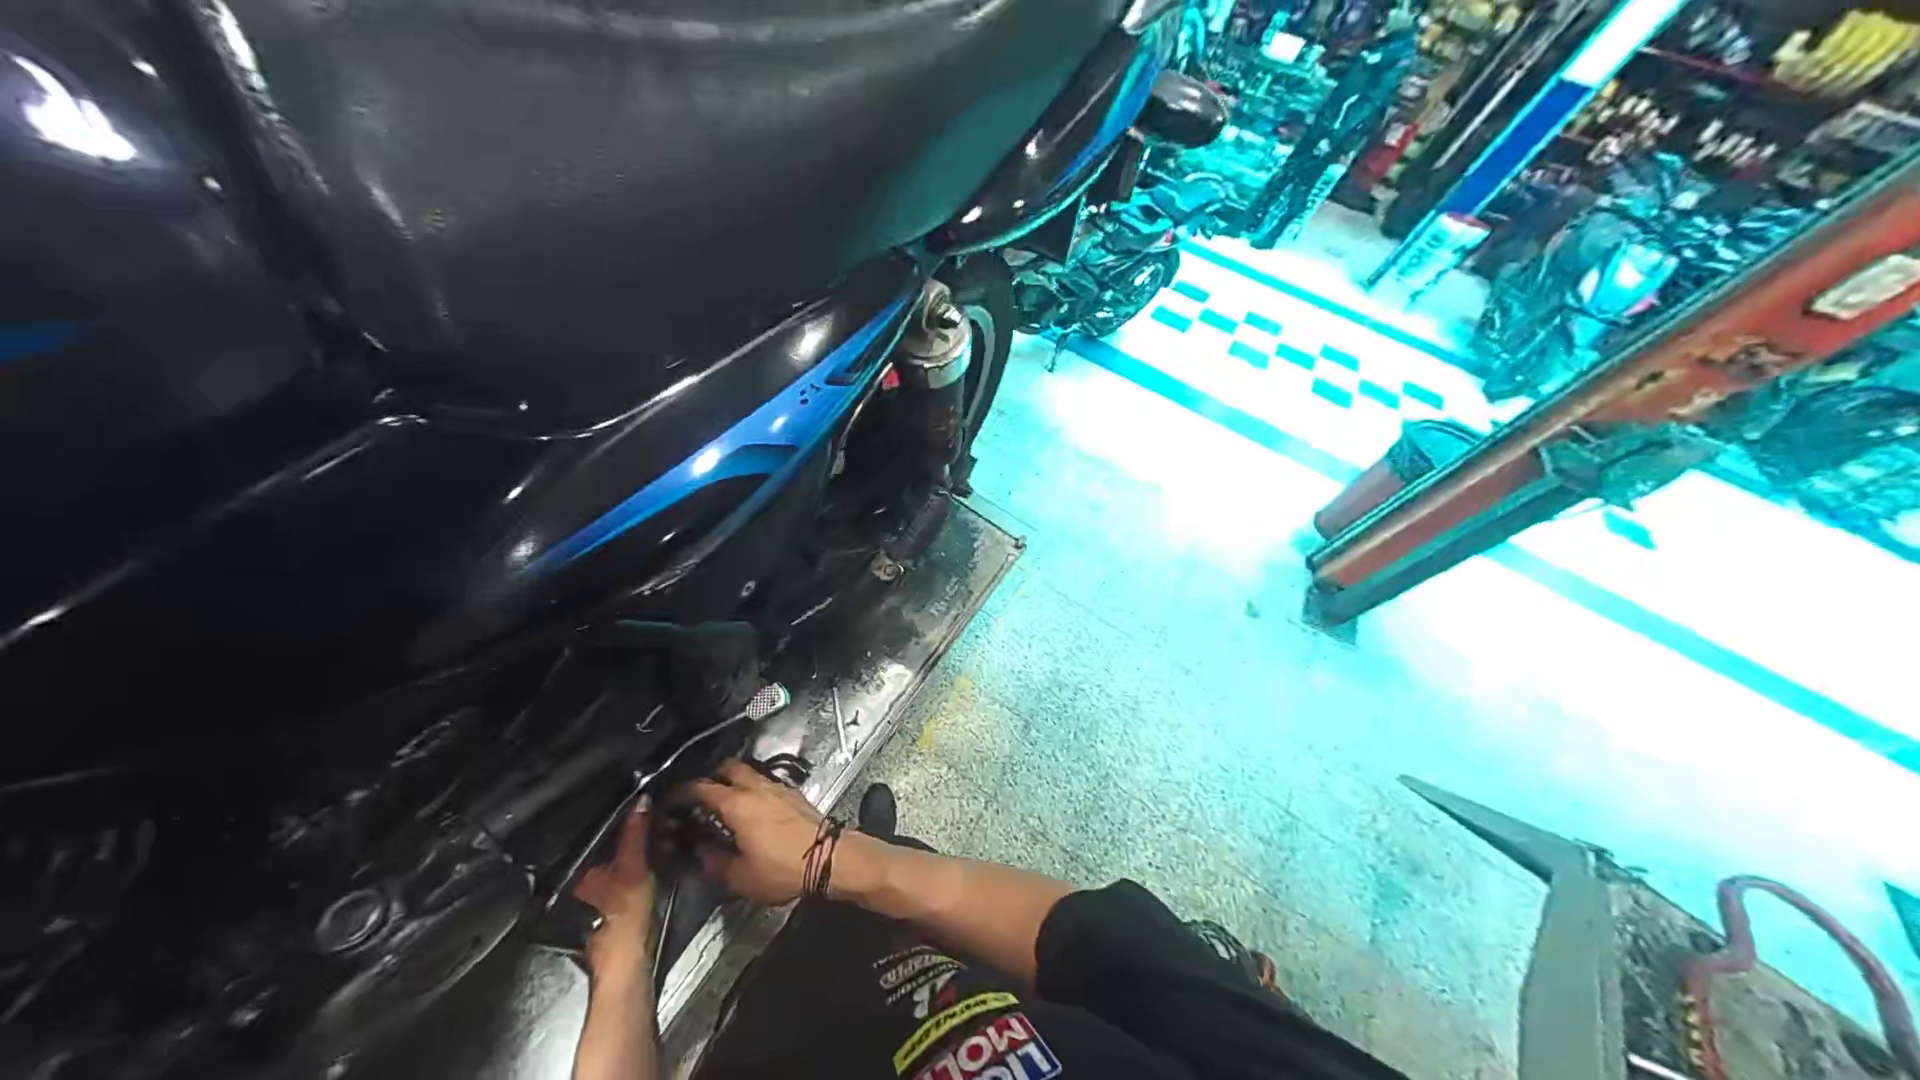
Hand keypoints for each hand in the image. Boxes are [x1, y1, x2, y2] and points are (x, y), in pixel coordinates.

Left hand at [572, 797, 655, 981]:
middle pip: (610, 842)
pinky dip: (638, 861)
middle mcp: (582, 877)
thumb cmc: (625, 916)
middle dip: (631, 828)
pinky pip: (624, 870)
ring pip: (617, 856)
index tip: (647, 797)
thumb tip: (642, 801)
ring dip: (637, 844)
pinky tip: (654, 857)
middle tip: (658, 812)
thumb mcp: (634, 868)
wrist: (627, 962)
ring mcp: (595, 892)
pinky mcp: (610, 902)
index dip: (625, 812)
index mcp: (582, 866)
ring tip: (660, 829)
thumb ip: (636, 835)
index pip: (604, 828)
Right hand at [682, 759, 827, 904]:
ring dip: (733, 780)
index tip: (671, 800)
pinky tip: (751, 807)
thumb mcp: (740, 876)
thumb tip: (698, 849)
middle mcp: (756, 787)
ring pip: (748, 771)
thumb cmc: (781, 868)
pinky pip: (764, 781)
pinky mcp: (792, 792)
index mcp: (737, 803)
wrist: (828, 857)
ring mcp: (777, 786)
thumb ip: (713, 861)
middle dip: (710, 776)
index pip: (701, 787)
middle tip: (699, 796)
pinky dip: (752, 787)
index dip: (681, 792)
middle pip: (727, 767)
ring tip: (724, 801)